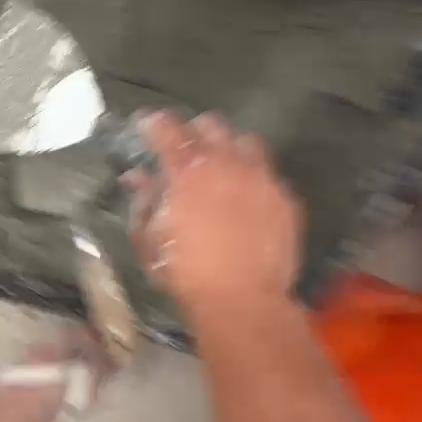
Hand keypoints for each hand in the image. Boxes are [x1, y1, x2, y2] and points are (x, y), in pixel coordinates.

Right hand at [121, 110, 301, 316]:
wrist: (243, 299)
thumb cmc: (184, 272)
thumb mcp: (149, 238)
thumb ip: (144, 201)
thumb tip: (137, 177)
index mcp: (188, 173)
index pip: (168, 131)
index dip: (153, 122)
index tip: (143, 122)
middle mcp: (228, 165)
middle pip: (211, 126)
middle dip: (192, 130)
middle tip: (181, 146)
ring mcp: (262, 179)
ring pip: (245, 141)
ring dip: (227, 146)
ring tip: (218, 163)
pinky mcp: (285, 198)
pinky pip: (267, 172)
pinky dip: (250, 174)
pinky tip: (242, 194)